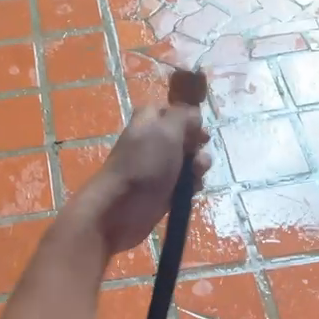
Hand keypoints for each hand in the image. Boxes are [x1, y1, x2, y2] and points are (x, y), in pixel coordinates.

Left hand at [72, 104, 209, 254]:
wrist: (119, 209)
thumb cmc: (143, 164)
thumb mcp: (166, 131)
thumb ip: (183, 116)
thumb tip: (194, 115)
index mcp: (148, 121)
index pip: (172, 109)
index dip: (188, 117)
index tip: (199, 127)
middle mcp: (152, 141)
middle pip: (184, 136)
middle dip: (197, 145)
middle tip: (197, 153)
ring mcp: (157, 167)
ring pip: (188, 160)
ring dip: (198, 166)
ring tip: (195, 174)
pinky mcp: (162, 190)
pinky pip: (184, 183)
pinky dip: (191, 185)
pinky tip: (191, 190)